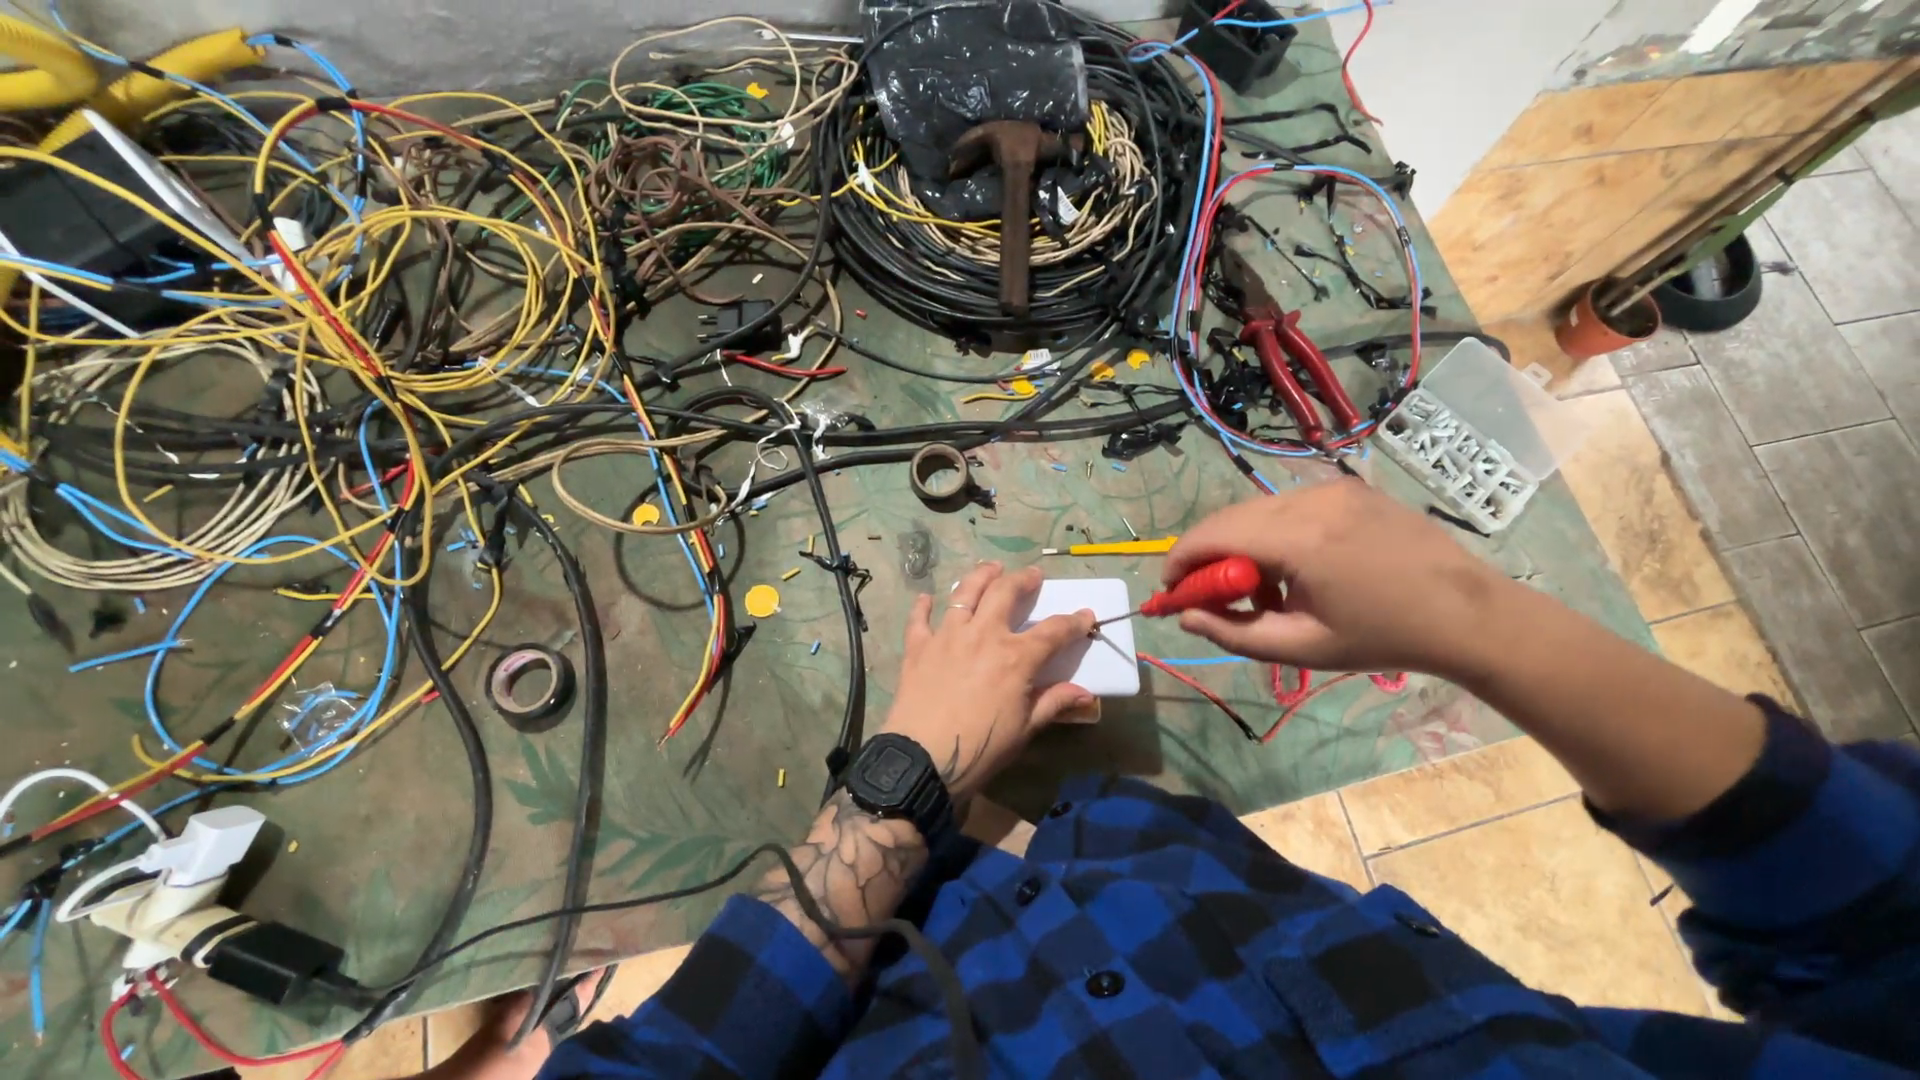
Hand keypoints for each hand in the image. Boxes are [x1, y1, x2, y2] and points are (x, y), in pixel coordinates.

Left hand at [880, 562, 1094, 801]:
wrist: (923, 760)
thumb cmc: (980, 748)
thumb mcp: (1024, 729)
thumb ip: (1053, 703)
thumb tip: (1084, 693)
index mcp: (1015, 657)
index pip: (1054, 631)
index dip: (1074, 621)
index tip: (1086, 615)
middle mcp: (983, 635)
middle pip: (1005, 593)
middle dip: (1023, 579)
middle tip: (1032, 575)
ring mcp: (947, 636)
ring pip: (964, 593)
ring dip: (980, 576)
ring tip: (990, 568)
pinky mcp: (918, 647)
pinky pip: (919, 619)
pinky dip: (923, 606)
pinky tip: (926, 598)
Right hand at [1164, 481, 1514, 677]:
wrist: (1468, 613)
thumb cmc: (1384, 638)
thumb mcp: (1303, 647)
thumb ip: (1234, 633)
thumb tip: (1186, 616)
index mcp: (1300, 539)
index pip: (1213, 535)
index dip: (1180, 560)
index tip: (1170, 590)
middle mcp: (1312, 500)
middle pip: (1229, 517)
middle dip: (1206, 555)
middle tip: (1207, 595)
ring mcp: (1333, 488)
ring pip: (1256, 509)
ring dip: (1239, 545)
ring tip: (1258, 589)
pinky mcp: (1349, 488)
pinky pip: (1288, 505)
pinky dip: (1271, 532)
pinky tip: (1291, 568)